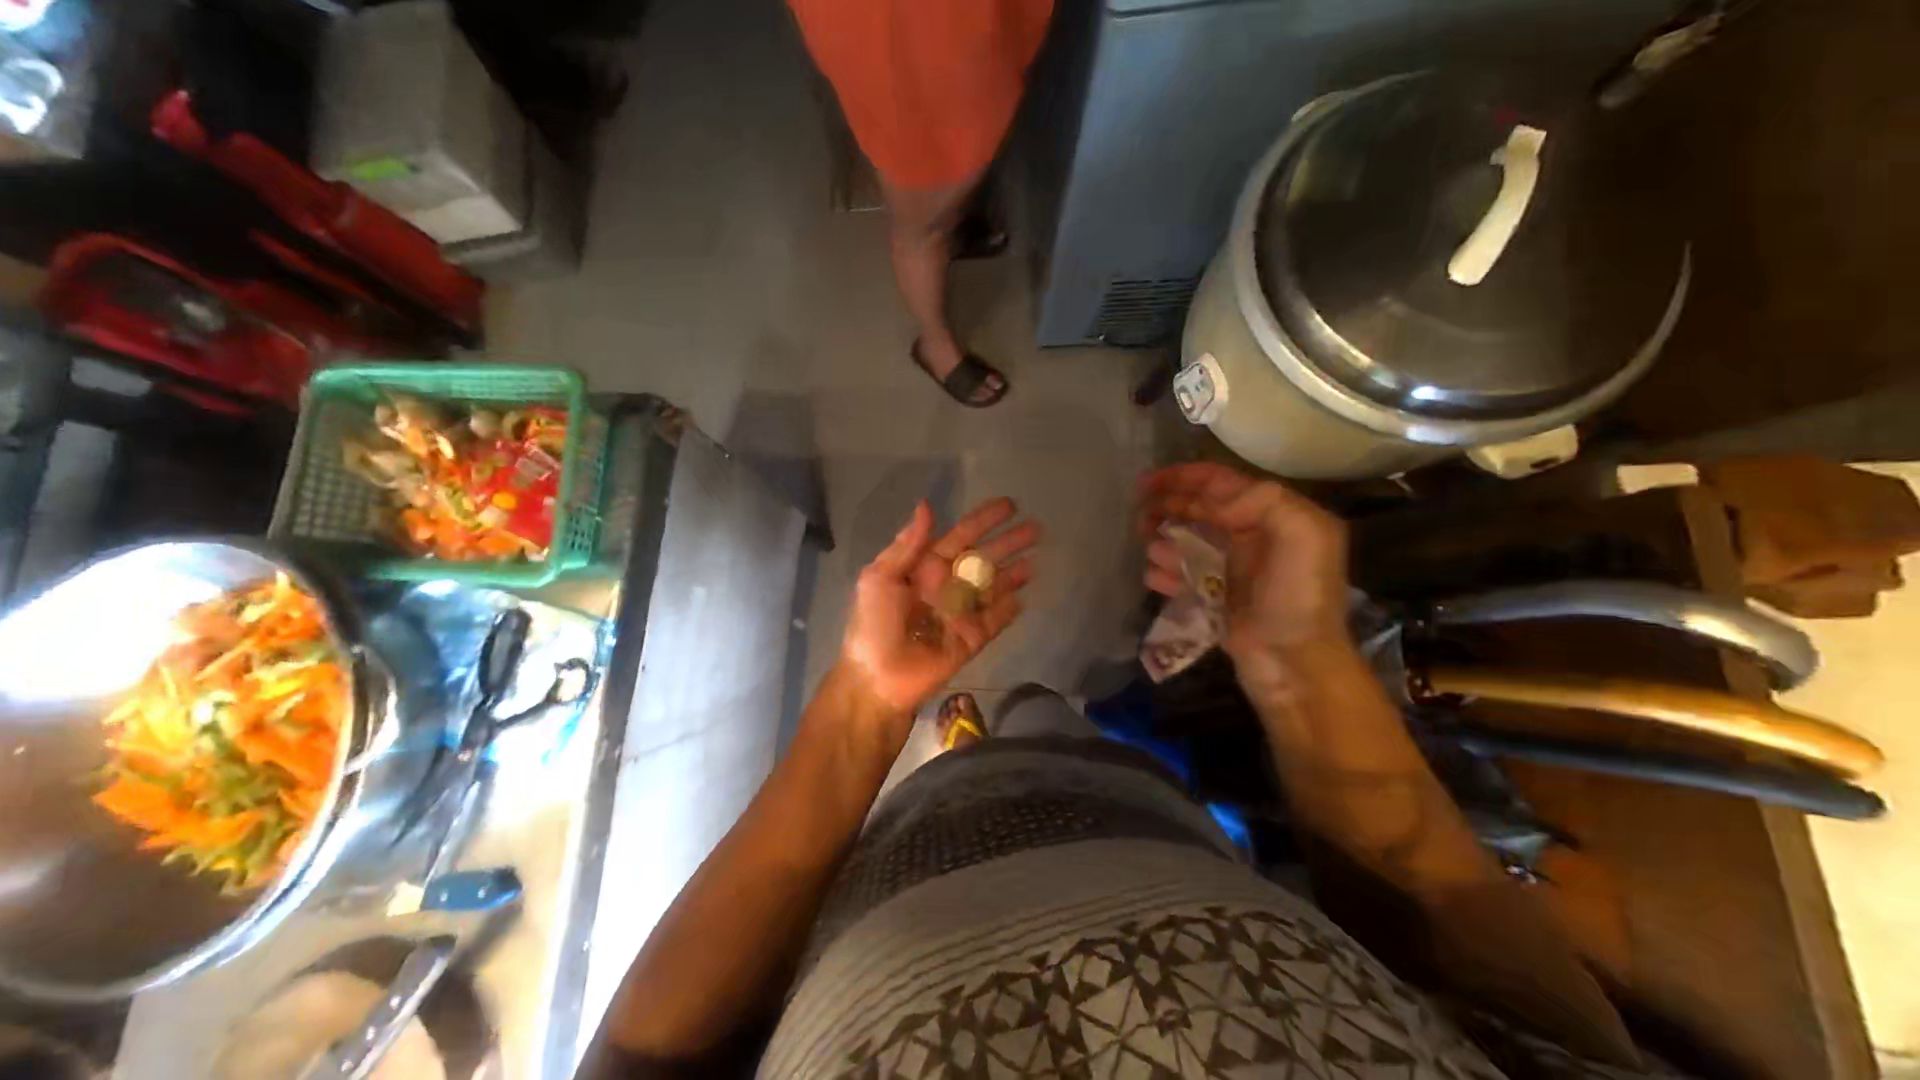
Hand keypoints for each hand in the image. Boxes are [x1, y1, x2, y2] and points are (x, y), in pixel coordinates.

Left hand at [839, 497, 1038, 713]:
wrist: (877, 678)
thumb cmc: (873, 624)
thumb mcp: (879, 578)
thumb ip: (907, 544)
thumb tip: (927, 505)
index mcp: (926, 567)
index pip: (960, 536)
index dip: (984, 520)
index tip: (1010, 505)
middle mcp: (948, 585)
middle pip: (984, 558)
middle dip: (1008, 543)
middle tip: (1036, 528)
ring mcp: (963, 612)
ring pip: (995, 586)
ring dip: (1014, 572)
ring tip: (1036, 558)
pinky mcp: (973, 638)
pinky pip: (996, 618)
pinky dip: (1010, 607)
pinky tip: (1025, 593)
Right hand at [1138, 464, 1352, 700]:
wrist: (1295, 665)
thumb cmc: (1298, 599)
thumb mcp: (1305, 537)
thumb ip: (1266, 502)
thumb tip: (1216, 505)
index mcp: (1274, 517)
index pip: (1221, 483)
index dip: (1182, 477)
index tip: (1145, 483)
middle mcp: (1252, 538)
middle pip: (1198, 509)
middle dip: (1166, 507)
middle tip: (1138, 517)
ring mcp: (1232, 570)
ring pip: (1186, 542)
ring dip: (1163, 541)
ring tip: (1151, 550)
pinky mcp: (1216, 599)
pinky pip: (1182, 576)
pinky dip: (1164, 573)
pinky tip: (1153, 577)